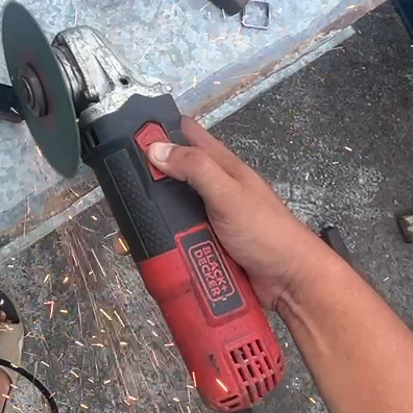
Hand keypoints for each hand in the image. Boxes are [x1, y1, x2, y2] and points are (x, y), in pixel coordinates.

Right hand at [144, 119, 332, 313]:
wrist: (291, 283)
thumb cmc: (269, 233)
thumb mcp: (229, 194)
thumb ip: (196, 169)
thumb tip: (157, 149)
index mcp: (221, 166)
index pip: (186, 134)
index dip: (160, 129)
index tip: (130, 134)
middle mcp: (212, 188)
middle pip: (170, 176)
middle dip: (148, 182)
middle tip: (121, 191)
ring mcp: (207, 217)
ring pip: (170, 211)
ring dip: (153, 219)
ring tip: (129, 230)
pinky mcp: (205, 244)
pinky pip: (176, 239)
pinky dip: (163, 243)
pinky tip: (150, 250)